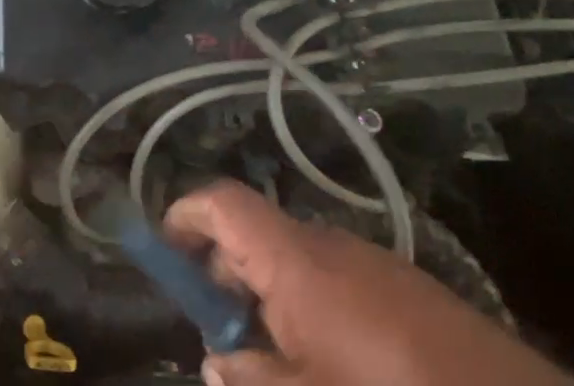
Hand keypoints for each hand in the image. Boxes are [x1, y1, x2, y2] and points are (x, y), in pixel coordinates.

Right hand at [164, 182, 573, 385]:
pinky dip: (312, 305)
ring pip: (297, 259)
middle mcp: (330, 246)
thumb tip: (216, 363)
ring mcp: (375, 263)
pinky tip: (330, 360)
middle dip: (224, 273)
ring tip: (274, 355)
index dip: (183, 215)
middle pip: (255, 233)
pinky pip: (339, 279)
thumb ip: (251, 377)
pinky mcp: (411, 288)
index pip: (223, 204)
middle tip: (218, 332)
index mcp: (295, 261)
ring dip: (269, 294)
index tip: (162, 252)